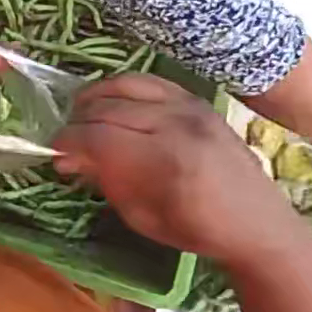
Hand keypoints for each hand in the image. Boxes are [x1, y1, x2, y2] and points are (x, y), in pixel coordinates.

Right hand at [51, 73, 311, 261]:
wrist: (258, 223)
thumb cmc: (196, 230)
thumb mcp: (140, 216)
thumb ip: (104, 180)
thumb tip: (68, 159)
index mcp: (163, 162)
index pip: (97, 138)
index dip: (67, 143)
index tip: (54, 153)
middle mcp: (176, 125)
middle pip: (106, 109)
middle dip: (76, 123)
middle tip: (66, 142)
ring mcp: (189, 107)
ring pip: (124, 86)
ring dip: (95, 98)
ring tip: (82, 115)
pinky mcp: (196, 100)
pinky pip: (149, 81)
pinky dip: (122, 88)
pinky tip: (112, 102)